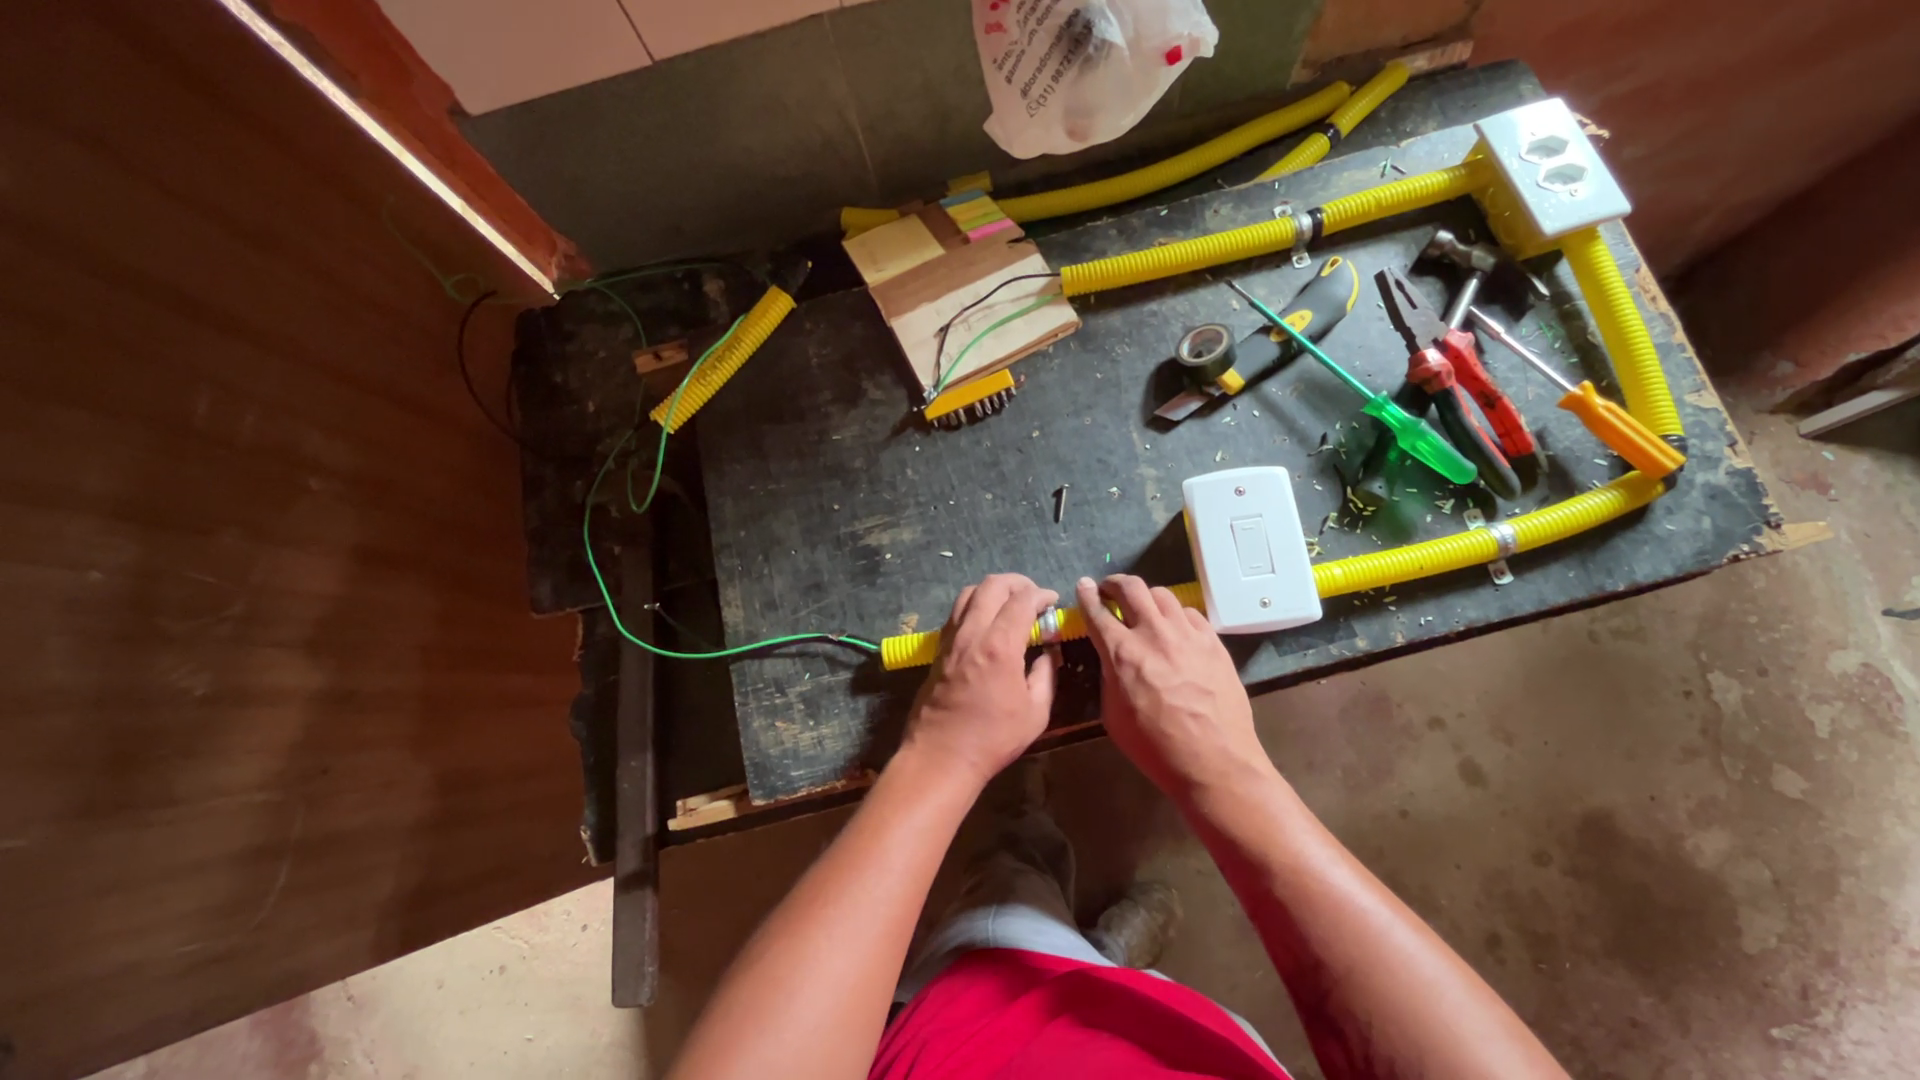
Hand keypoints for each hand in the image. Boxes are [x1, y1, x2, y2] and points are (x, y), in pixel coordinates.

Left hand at [899, 574, 1059, 788]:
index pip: (1022, 600)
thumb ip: (1046, 675)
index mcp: (999, 646)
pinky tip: (987, 623)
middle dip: (1017, 583)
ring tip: (1009, 604)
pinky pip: (956, 613)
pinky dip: (975, 606)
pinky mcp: (938, 650)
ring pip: (968, 594)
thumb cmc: (993, 739)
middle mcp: (972, 634)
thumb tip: (1048, 652)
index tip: (1053, 601)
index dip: (1041, 594)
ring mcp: (950, 640)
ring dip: (992, 591)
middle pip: (992, 585)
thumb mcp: (1035, 712)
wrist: (941, 756)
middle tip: (1033, 596)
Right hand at [1075, 575, 1273, 799]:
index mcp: (1121, 652)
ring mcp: (1187, 634)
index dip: (1086, 595)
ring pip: (1163, 594)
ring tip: (1144, 607)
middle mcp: (1153, 633)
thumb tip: (1110, 659)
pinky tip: (1176, 627)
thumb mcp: (1113, 715)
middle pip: (1131, 587)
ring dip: (1147, 596)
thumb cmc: (1154, 746)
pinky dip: (1176, 614)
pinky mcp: (1213, 641)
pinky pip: (1190, 613)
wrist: (1213, 760)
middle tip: (1109, 589)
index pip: (1096, 611)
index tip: (1083, 586)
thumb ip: (1108, 677)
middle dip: (1114, 583)